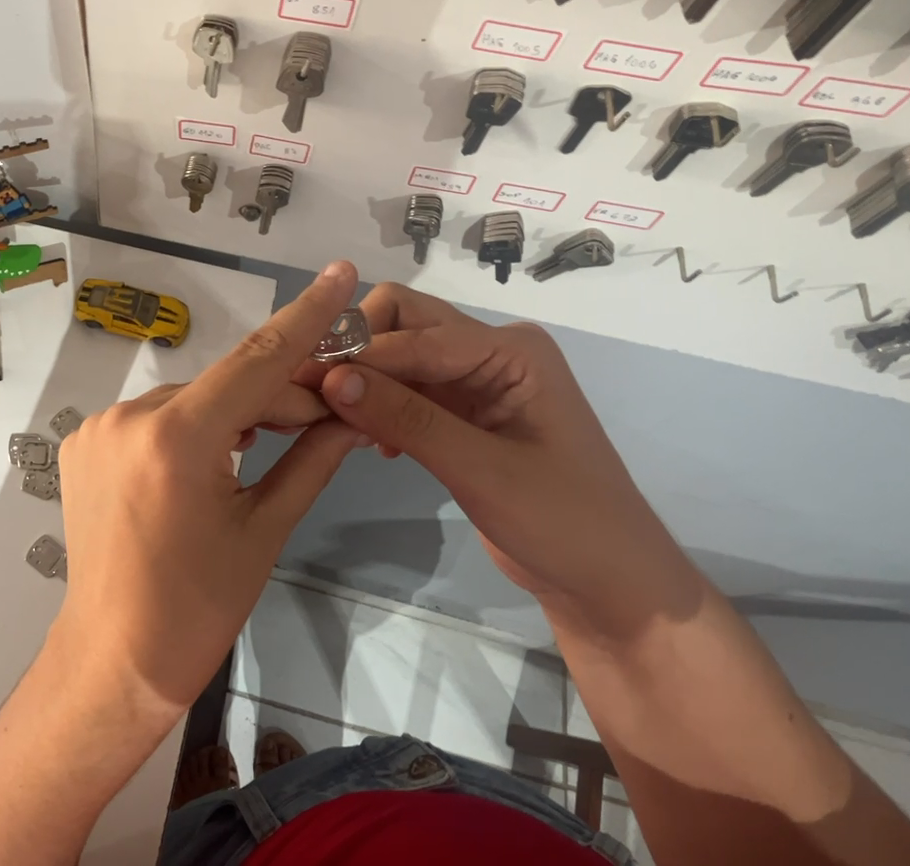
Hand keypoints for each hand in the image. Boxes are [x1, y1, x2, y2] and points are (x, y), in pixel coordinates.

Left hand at [52, 262, 364, 711]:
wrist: (113, 658)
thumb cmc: (198, 606)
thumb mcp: (264, 529)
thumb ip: (310, 459)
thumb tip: (353, 414)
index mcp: (174, 438)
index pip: (255, 360)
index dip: (306, 316)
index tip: (342, 272)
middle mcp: (126, 417)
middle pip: (223, 386)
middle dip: (279, 396)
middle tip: (331, 414)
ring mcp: (97, 429)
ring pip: (189, 401)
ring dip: (234, 413)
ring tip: (274, 439)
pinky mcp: (82, 445)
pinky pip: (154, 420)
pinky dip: (192, 427)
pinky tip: (218, 455)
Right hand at [312, 284, 688, 621]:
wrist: (608, 584)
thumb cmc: (564, 523)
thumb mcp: (483, 470)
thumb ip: (408, 420)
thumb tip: (331, 379)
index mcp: (511, 350)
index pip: (416, 331)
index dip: (359, 352)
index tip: (301, 377)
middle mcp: (490, 353)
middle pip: (403, 324)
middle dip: (355, 351)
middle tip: (309, 390)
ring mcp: (473, 384)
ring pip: (397, 359)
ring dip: (360, 378)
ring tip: (322, 414)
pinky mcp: (459, 416)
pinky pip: (403, 393)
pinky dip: (376, 405)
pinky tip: (363, 440)